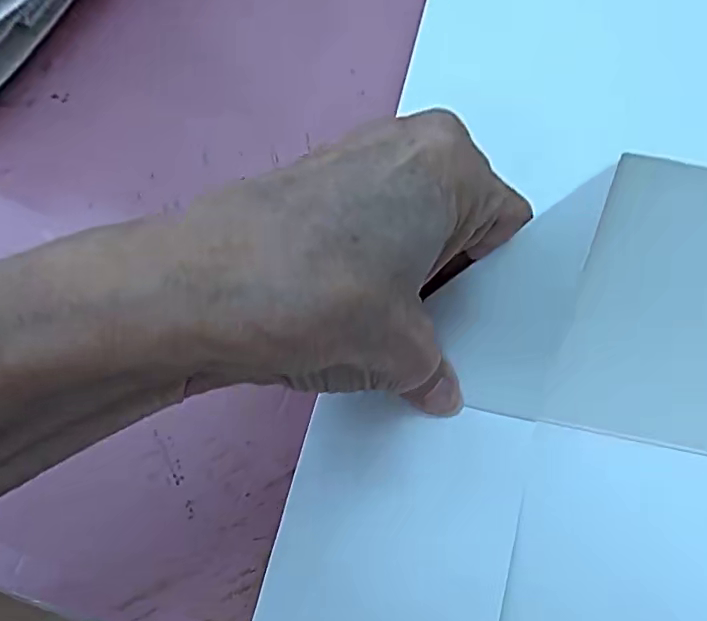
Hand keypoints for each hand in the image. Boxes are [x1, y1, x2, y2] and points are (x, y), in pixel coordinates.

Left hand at [149, 109, 530, 414]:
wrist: (200, 294)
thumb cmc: (316, 298)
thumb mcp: (401, 352)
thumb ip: (434, 370)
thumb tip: (439, 388)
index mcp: (451, 163)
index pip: (506, 229)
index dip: (495, 287)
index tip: (481, 330)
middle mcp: (404, 146)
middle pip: (457, 230)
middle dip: (451, 289)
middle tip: (439, 342)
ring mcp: (352, 165)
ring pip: (409, 238)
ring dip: (408, 289)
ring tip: (390, 337)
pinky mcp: (312, 194)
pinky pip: (366, 241)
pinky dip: (369, 280)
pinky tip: (351, 321)